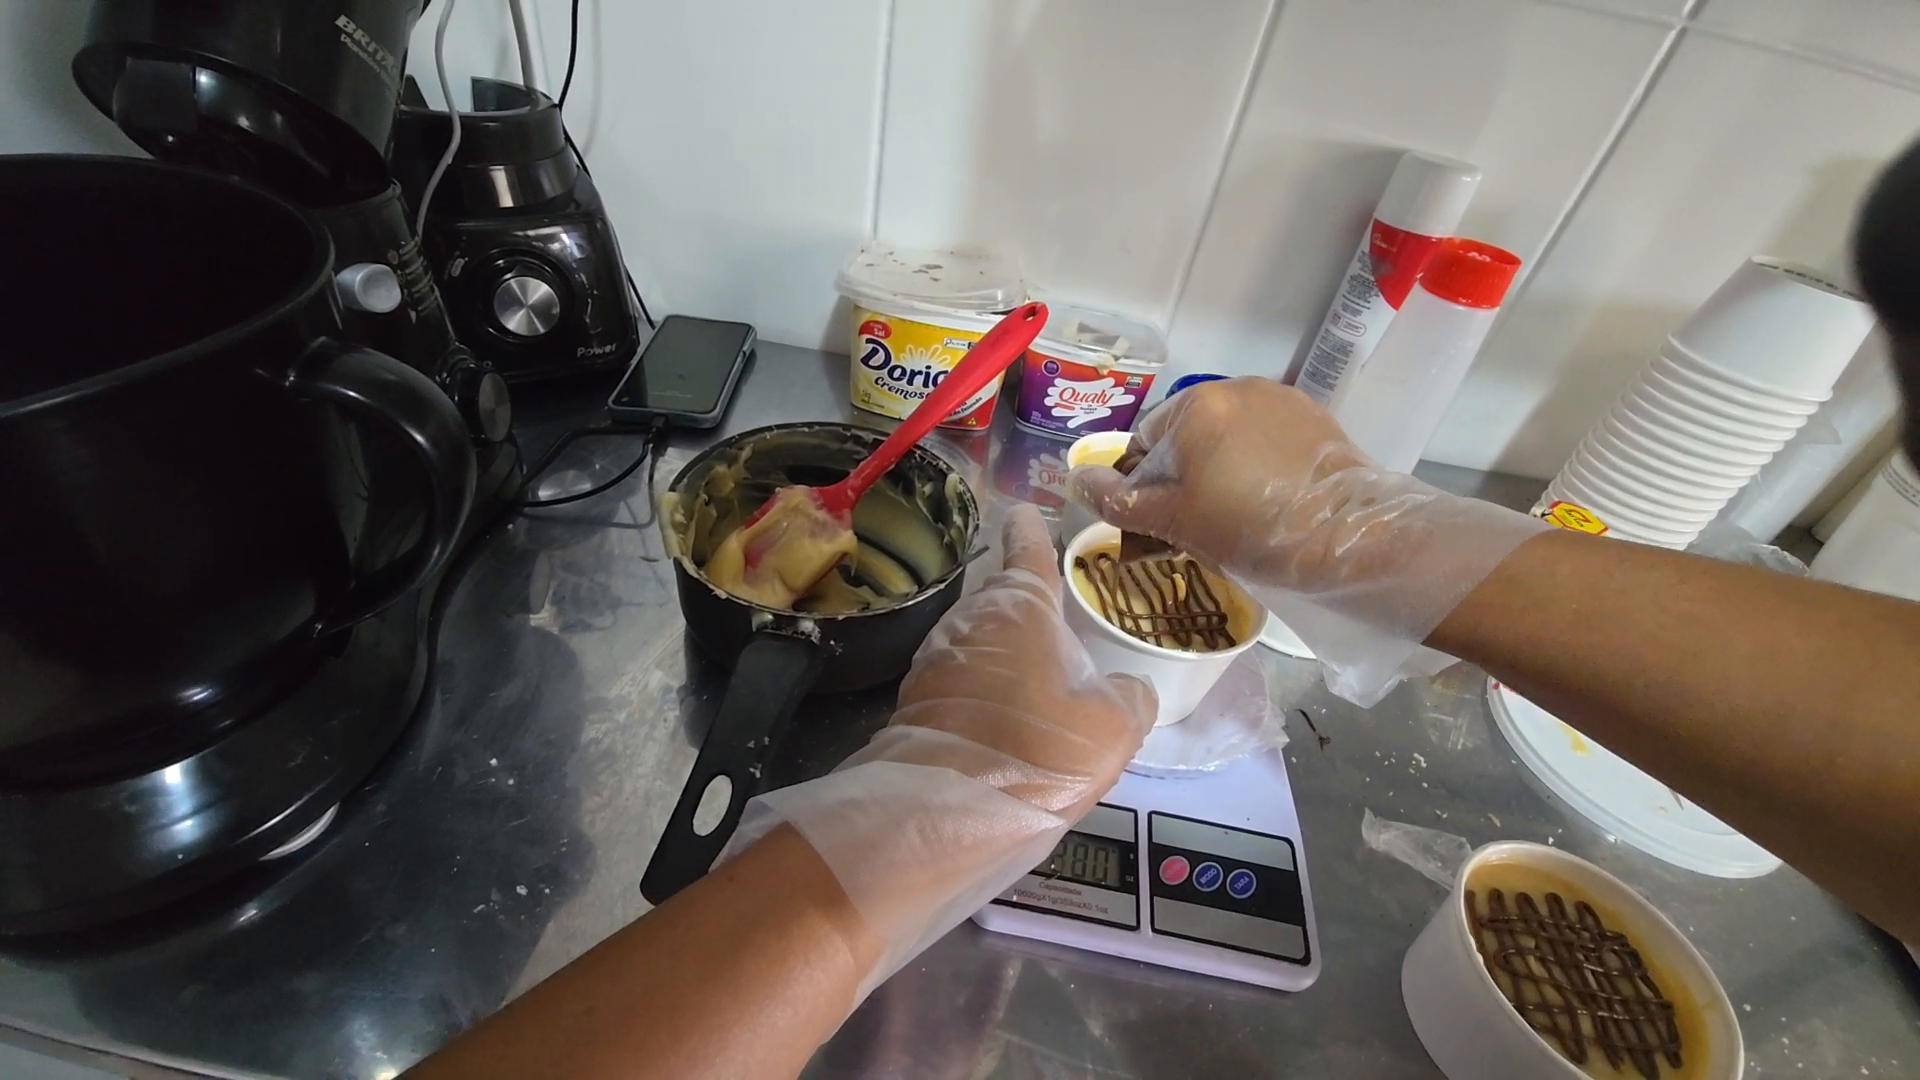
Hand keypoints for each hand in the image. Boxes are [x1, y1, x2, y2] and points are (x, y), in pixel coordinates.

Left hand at [886, 502, 1157, 815]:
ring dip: (1003, 655)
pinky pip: (958, 676)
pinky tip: (999, 726)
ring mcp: (935, 655)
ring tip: (1032, 694)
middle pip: (1003, 599)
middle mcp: (971, 618)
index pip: (1028, 549)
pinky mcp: (914, 696)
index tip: (1025, 512)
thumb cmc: (1038, 750)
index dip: (1031, 529)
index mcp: (1021, 608)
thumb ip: (1131, 695)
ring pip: (978, 639)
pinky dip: (979, 689)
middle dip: (1026, 611)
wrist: (945, 810)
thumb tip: (1129, 686)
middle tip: (1058, 640)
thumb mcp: (1113, 728)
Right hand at [1069, 377, 1546, 703]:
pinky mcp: (1314, 417)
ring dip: (1218, 469)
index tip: (1162, 521)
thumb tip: (1076, 480)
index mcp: (1195, 406)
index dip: (1144, 485)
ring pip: (1225, 437)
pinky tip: (1270, 499)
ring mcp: (1280, 399)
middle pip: (1184, 436)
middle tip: (1198, 524)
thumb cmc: (1250, 528)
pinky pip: (1263, 438)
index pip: (1143, 442)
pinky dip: (1254, 463)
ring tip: (1237, 515)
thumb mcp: (1174, 521)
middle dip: (1182, 476)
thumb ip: (1119, 500)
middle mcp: (1235, 388)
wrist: (1353, 538)